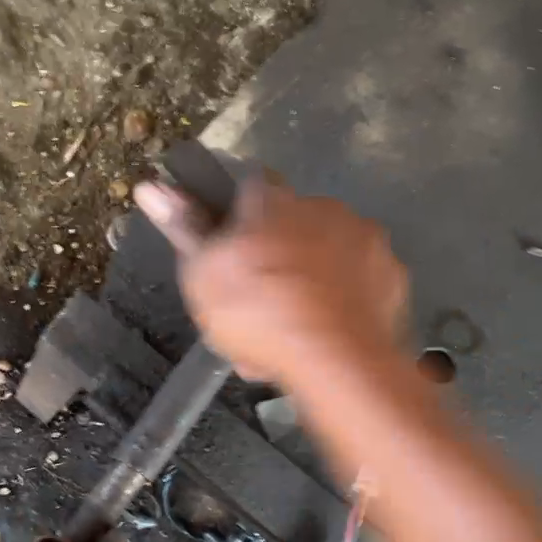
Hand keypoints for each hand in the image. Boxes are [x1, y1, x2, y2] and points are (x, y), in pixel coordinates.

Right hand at [134, 178, 407, 381]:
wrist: (336, 360)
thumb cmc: (257, 312)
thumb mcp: (201, 274)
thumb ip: (182, 227)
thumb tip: (148, 186)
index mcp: (272, 201)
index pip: (250, 182)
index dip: (236, 209)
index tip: (226, 241)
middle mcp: (323, 208)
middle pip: (291, 221)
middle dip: (274, 250)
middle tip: (253, 297)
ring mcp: (365, 240)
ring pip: (326, 252)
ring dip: (307, 276)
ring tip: (287, 324)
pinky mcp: (393, 276)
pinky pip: (357, 281)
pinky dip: (340, 299)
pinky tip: (322, 330)